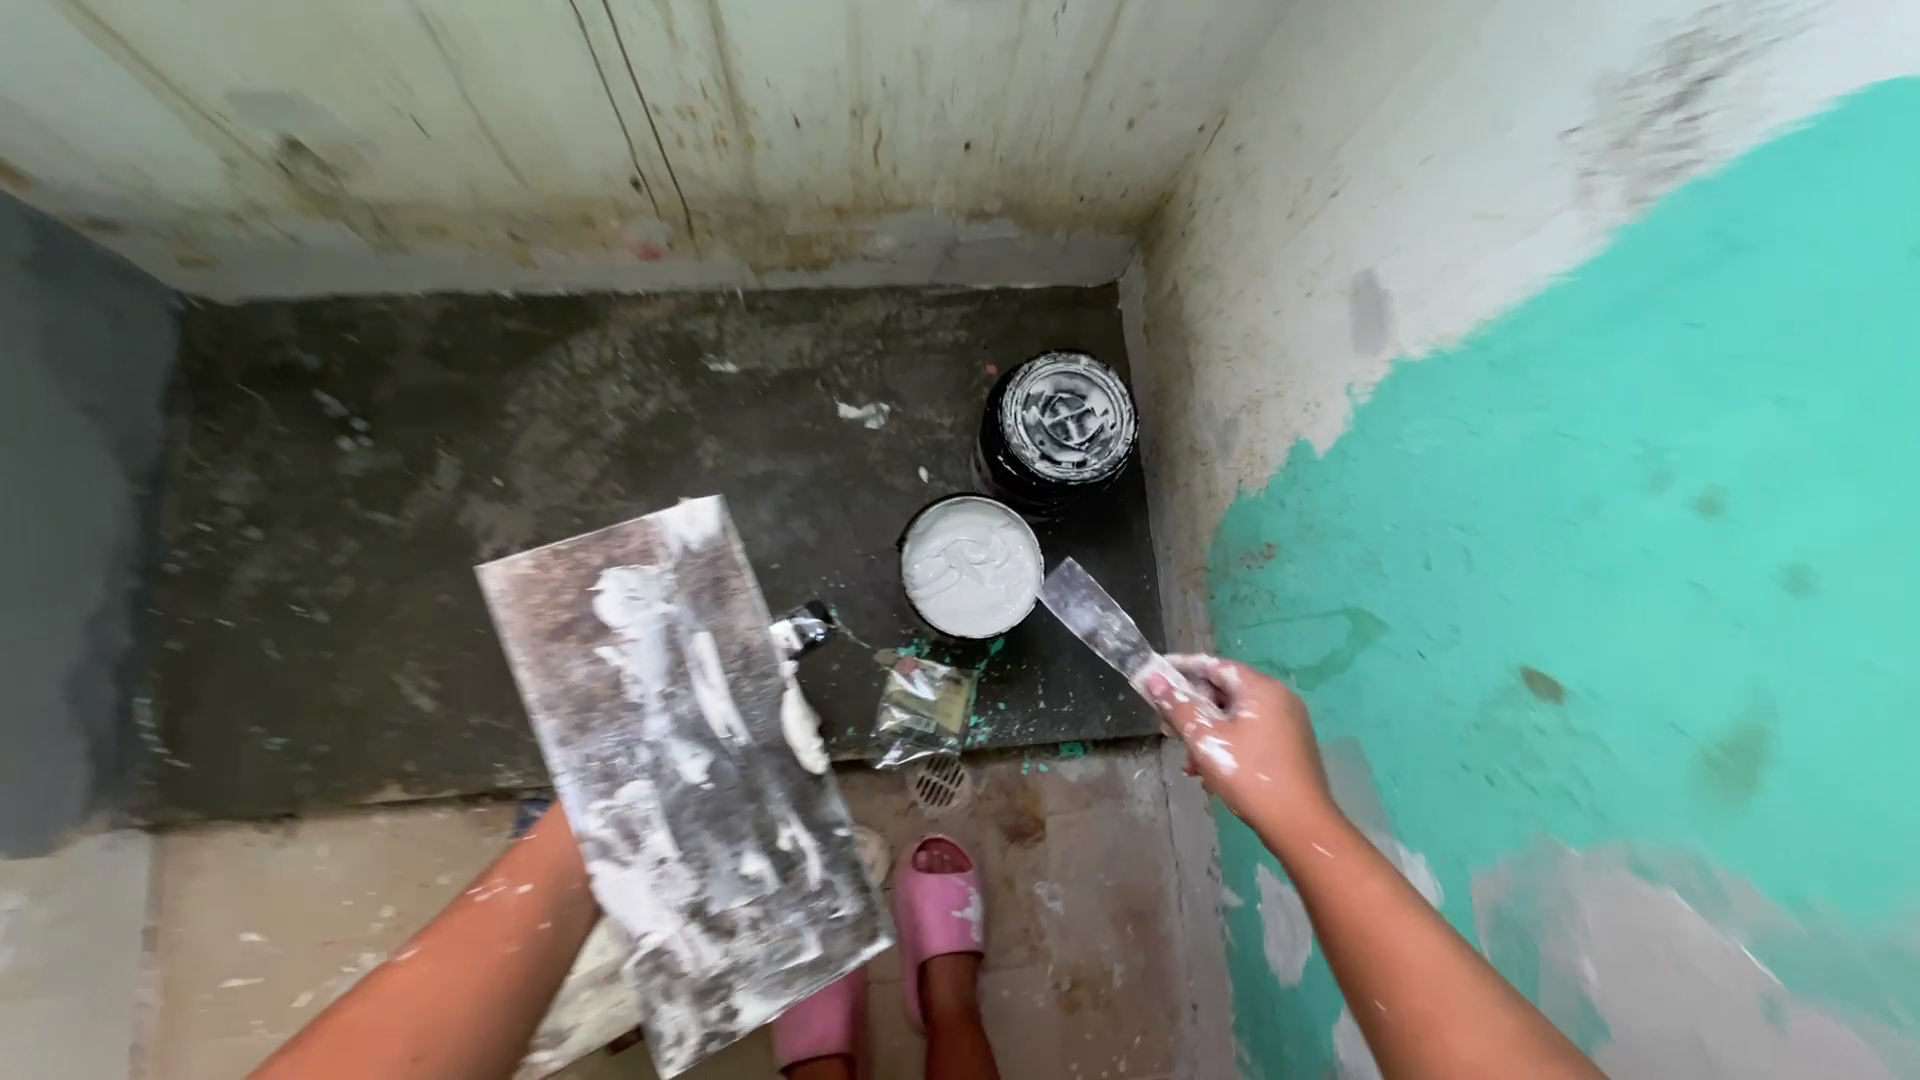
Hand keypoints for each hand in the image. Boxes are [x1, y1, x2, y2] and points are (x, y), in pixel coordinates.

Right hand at [1144, 655, 1335, 831]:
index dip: (1182, 667)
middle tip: (1168, 728)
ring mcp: (1287, 723)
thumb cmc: (1248, 775)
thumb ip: (1178, 706)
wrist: (1300, 826)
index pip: (1214, 665)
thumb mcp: (1205, 739)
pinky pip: (1250, 734)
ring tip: (1189, 762)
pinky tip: (1210, 774)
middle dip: (1193, 709)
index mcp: (1260, 688)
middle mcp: (1278, 698)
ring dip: (1207, 733)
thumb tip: (1153, 679)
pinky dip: (1227, 744)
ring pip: (1235, 717)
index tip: (1156, 673)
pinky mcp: (1289, 746)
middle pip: (1224, 691)